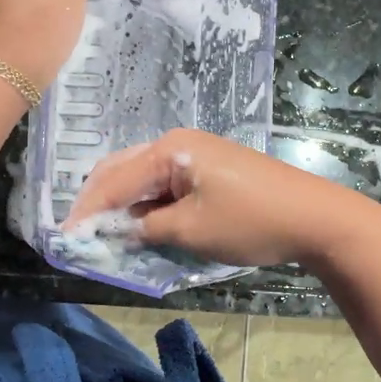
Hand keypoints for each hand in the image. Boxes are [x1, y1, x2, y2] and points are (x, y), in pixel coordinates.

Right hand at [64, 129, 377, 267]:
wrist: (315, 217)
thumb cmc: (250, 222)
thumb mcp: (189, 230)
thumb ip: (144, 228)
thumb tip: (116, 230)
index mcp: (168, 150)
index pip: (112, 181)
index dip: (86, 212)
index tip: (64, 239)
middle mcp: (176, 142)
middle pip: (120, 169)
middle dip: (97, 201)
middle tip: (79, 234)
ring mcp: (194, 152)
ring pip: (140, 175)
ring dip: (120, 202)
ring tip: (103, 232)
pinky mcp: (208, 167)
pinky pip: (162, 182)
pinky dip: (145, 202)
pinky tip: (138, 223)